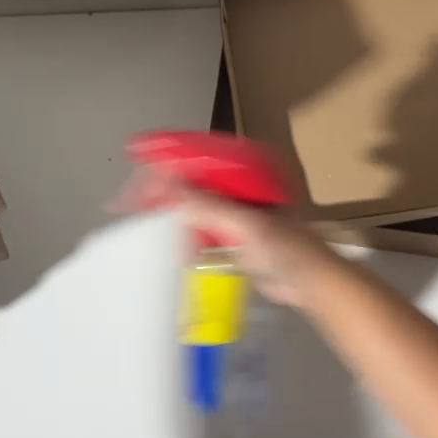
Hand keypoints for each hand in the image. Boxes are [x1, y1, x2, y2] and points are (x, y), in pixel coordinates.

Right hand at [114, 167, 358, 308]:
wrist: (312, 282)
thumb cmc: (286, 248)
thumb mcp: (245, 224)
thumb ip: (207, 205)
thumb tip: (167, 186)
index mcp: (245, 171)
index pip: (197, 154)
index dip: (165, 156)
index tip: (135, 162)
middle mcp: (238, 184)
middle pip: (189, 177)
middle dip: (159, 187)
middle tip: (126, 200)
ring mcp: (235, 210)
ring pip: (192, 202)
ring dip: (167, 210)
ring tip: (137, 216)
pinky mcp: (233, 234)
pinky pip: (199, 226)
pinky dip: (182, 232)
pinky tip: (168, 242)